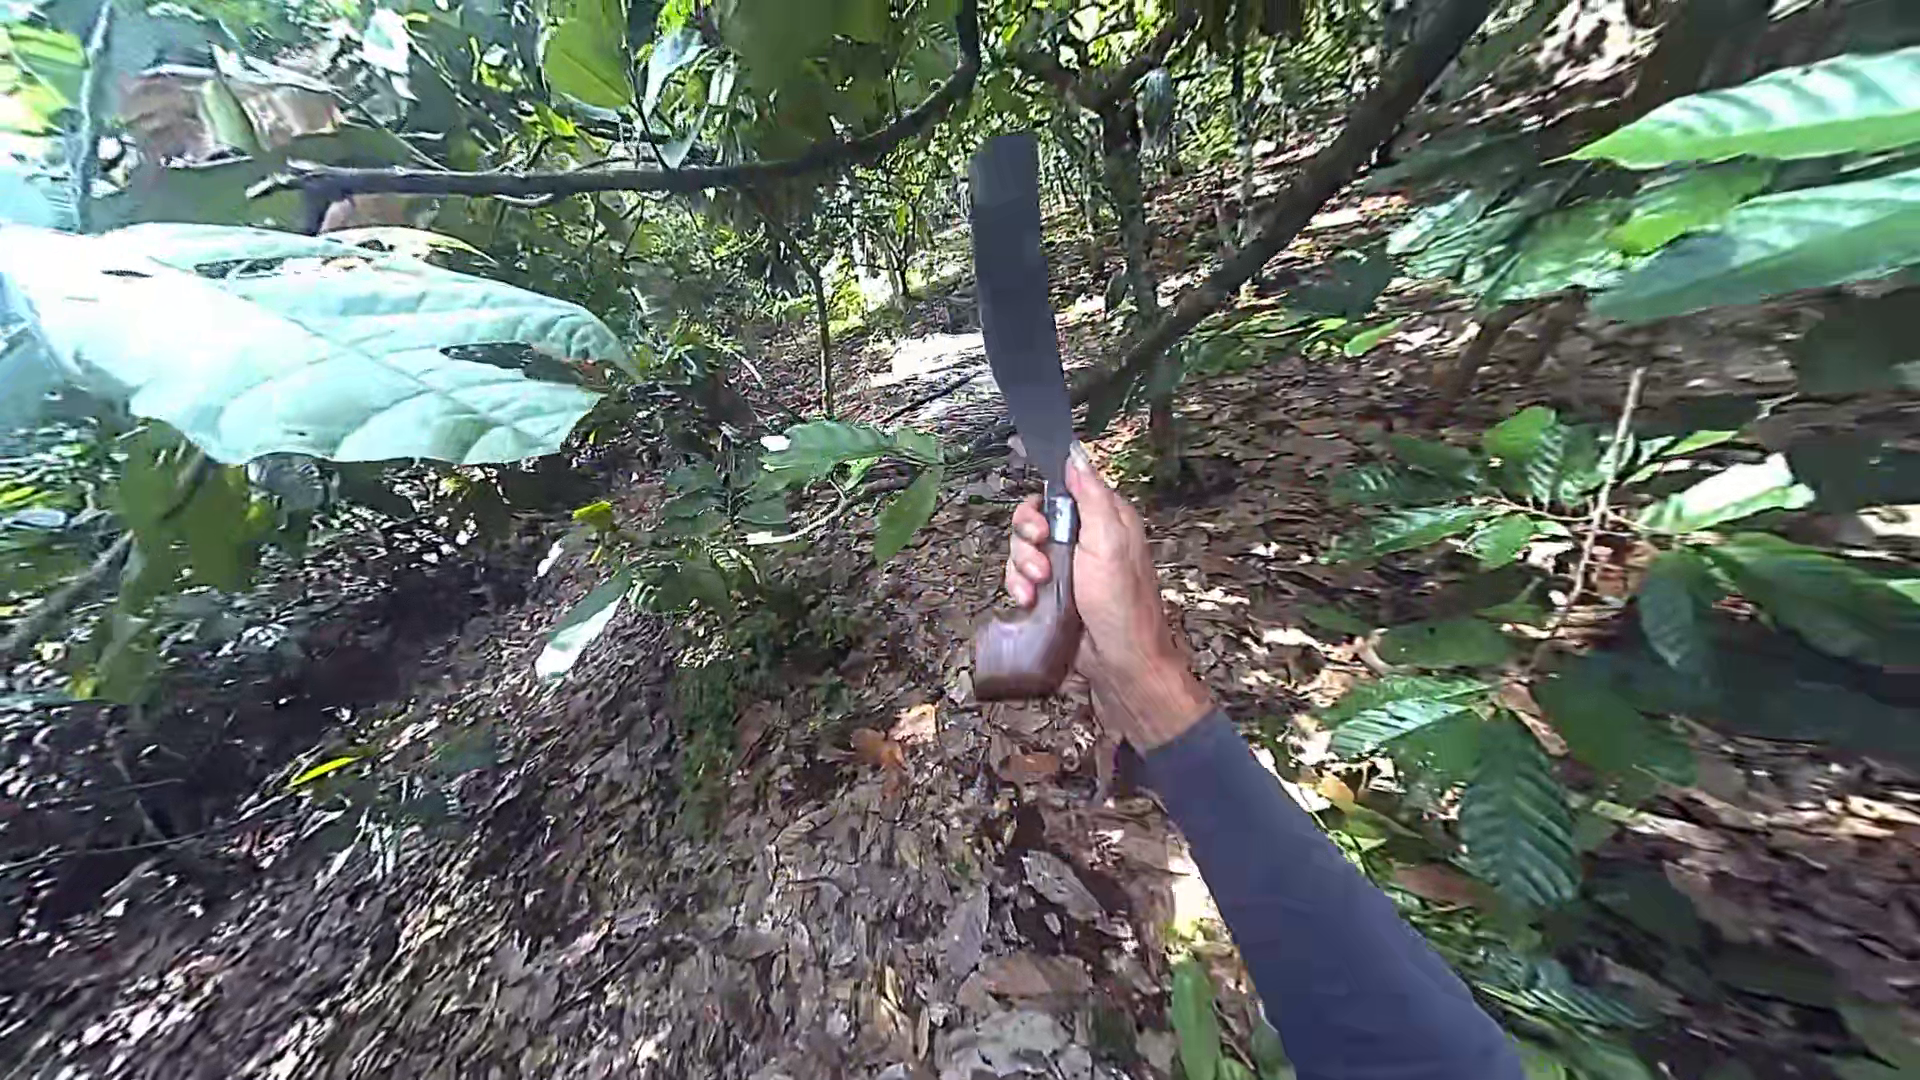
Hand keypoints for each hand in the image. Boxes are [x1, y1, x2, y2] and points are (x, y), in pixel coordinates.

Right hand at [1004, 445, 1213, 748]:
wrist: (1117, 661)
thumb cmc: (1121, 602)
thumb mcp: (1109, 541)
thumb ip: (1091, 496)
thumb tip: (1074, 456)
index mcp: (1104, 518)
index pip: (1063, 488)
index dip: (1043, 499)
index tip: (1038, 519)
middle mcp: (1082, 537)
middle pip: (1034, 517)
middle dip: (1028, 536)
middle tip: (1041, 550)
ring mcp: (1064, 565)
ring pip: (1022, 548)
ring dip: (1022, 566)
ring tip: (1037, 586)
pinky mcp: (1049, 590)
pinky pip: (1019, 576)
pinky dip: (1019, 587)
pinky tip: (1029, 601)